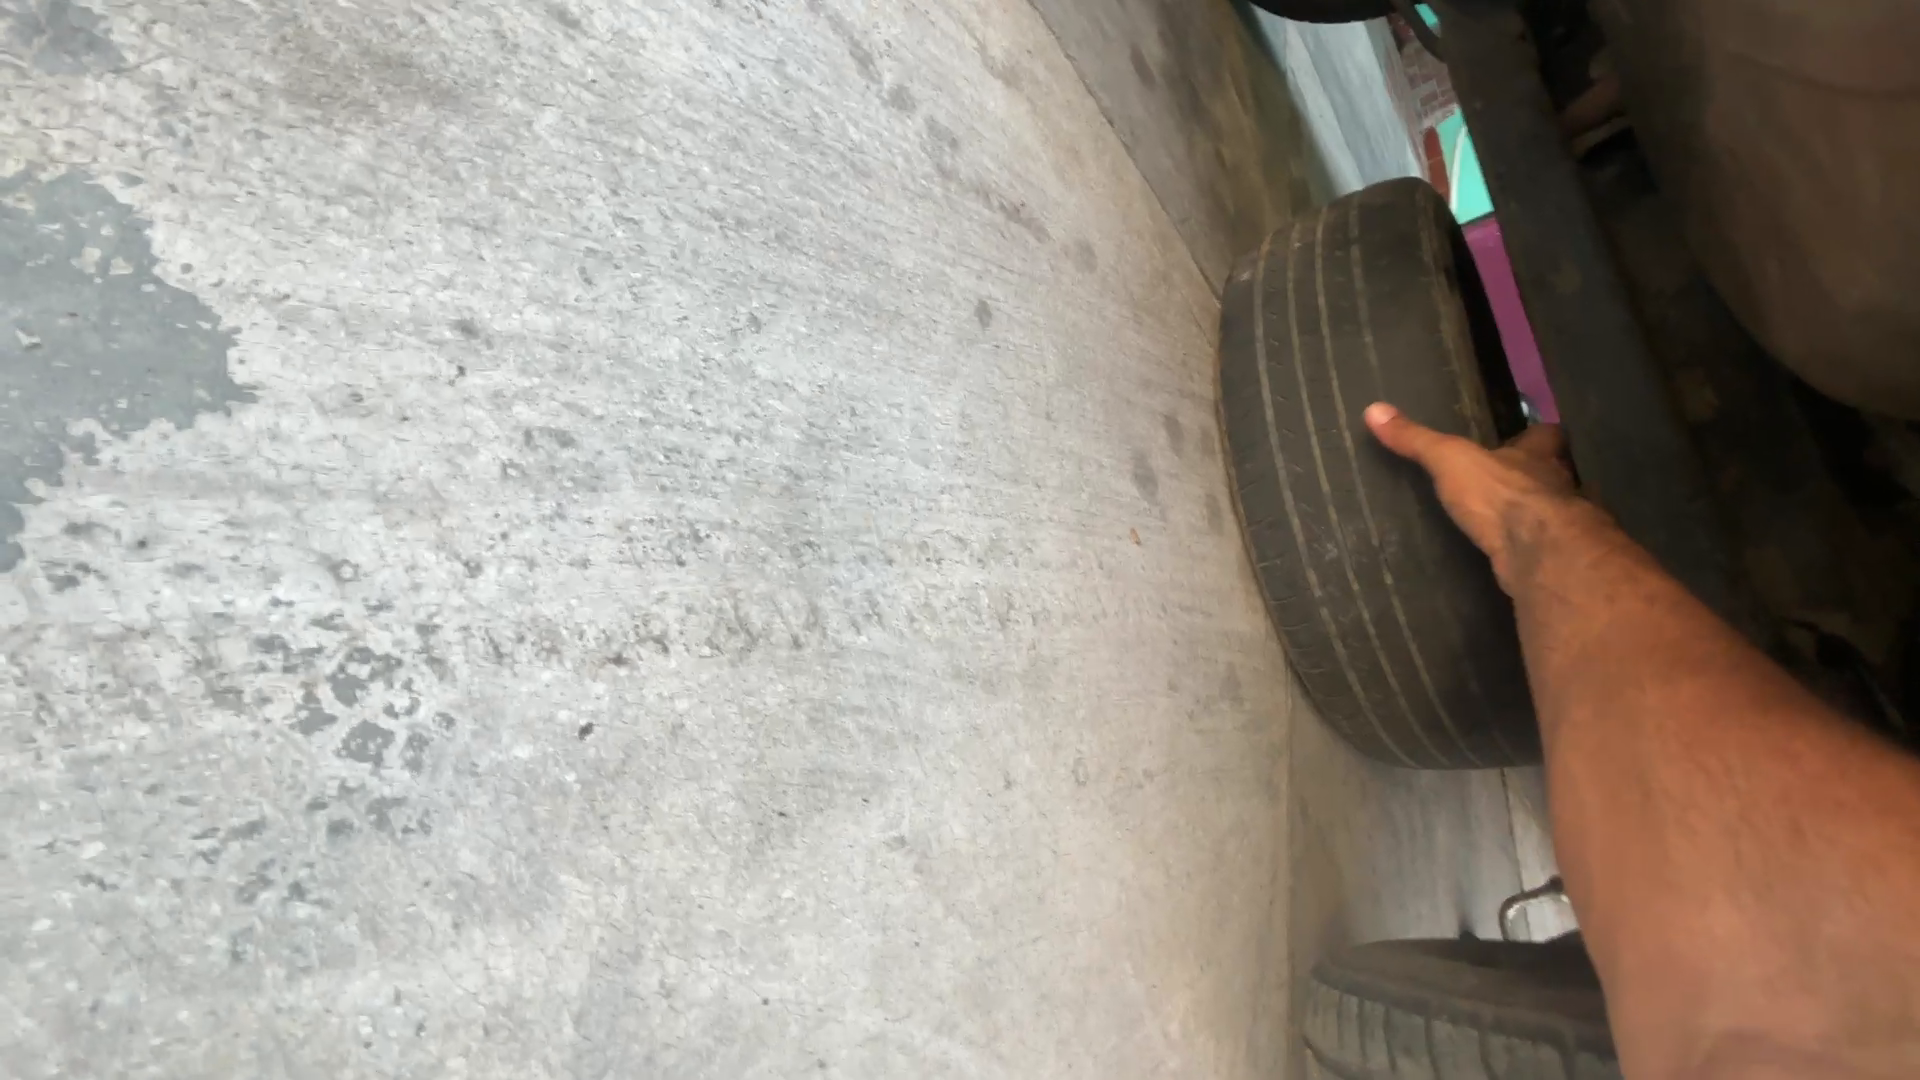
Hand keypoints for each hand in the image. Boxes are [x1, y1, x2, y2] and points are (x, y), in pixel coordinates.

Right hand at [1364, 401, 1586, 589]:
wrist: (1537, 551)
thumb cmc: (1498, 495)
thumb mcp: (1448, 459)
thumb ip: (1416, 440)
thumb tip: (1374, 409)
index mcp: (1537, 455)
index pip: (1547, 435)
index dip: (1534, 435)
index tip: (1517, 438)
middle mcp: (1556, 483)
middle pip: (1552, 471)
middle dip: (1531, 475)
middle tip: (1501, 481)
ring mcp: (1559, 521)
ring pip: (1551, 509)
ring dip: (1532, 511)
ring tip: (1500, 518)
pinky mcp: (1551, 553)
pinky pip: (1541, 544)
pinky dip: (1528, 545)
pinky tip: (1506, 551)